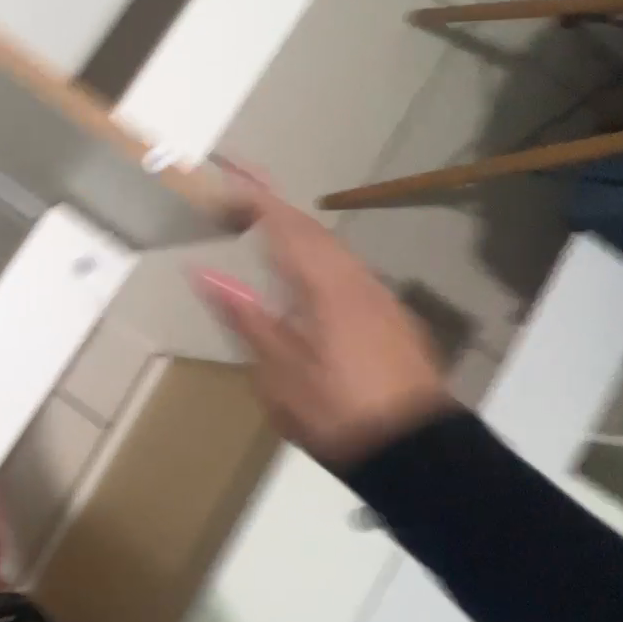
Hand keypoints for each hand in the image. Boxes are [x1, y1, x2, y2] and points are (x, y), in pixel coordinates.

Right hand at [191, 178, 450, 467]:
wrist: (418, 453)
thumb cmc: (337, 410)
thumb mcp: (276, 369)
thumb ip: (243, 315)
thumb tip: (203, 271)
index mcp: (326, 288)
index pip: (286, 226)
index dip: (256, 194)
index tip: (229, 168)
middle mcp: (356, 283)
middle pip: (311, 231)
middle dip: (273, 205)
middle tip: (236, 191)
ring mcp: (378, 300)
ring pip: (331, 250)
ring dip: (294, 230)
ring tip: (260, 226)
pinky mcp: (388, 320)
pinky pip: (343, 270)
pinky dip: (313, 256)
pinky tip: (300, 275)